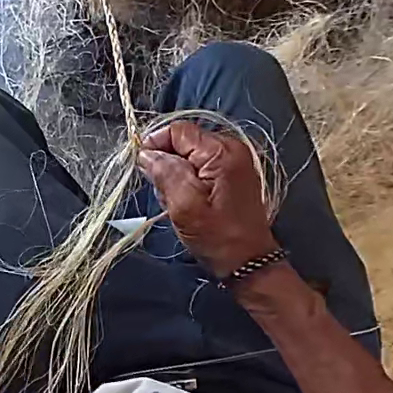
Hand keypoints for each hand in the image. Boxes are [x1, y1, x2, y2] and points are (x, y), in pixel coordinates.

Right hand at [136, 120, 278, 277]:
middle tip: (165, 193)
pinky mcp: (230, 175)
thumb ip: (165, 172)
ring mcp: (232, 162)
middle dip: (165, 164)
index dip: (155, 144)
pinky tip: (186, 203)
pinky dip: (185, 182)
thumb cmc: (217, 236)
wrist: (248, 262)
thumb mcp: (185, 205)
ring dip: (174, 176)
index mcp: (221, 151)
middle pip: (182, 142)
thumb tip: (146, 153)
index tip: (143, 168)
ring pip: (187, 156)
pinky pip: (197, 168)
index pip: (177, 130)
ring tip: (176, 202)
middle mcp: (231, 148)